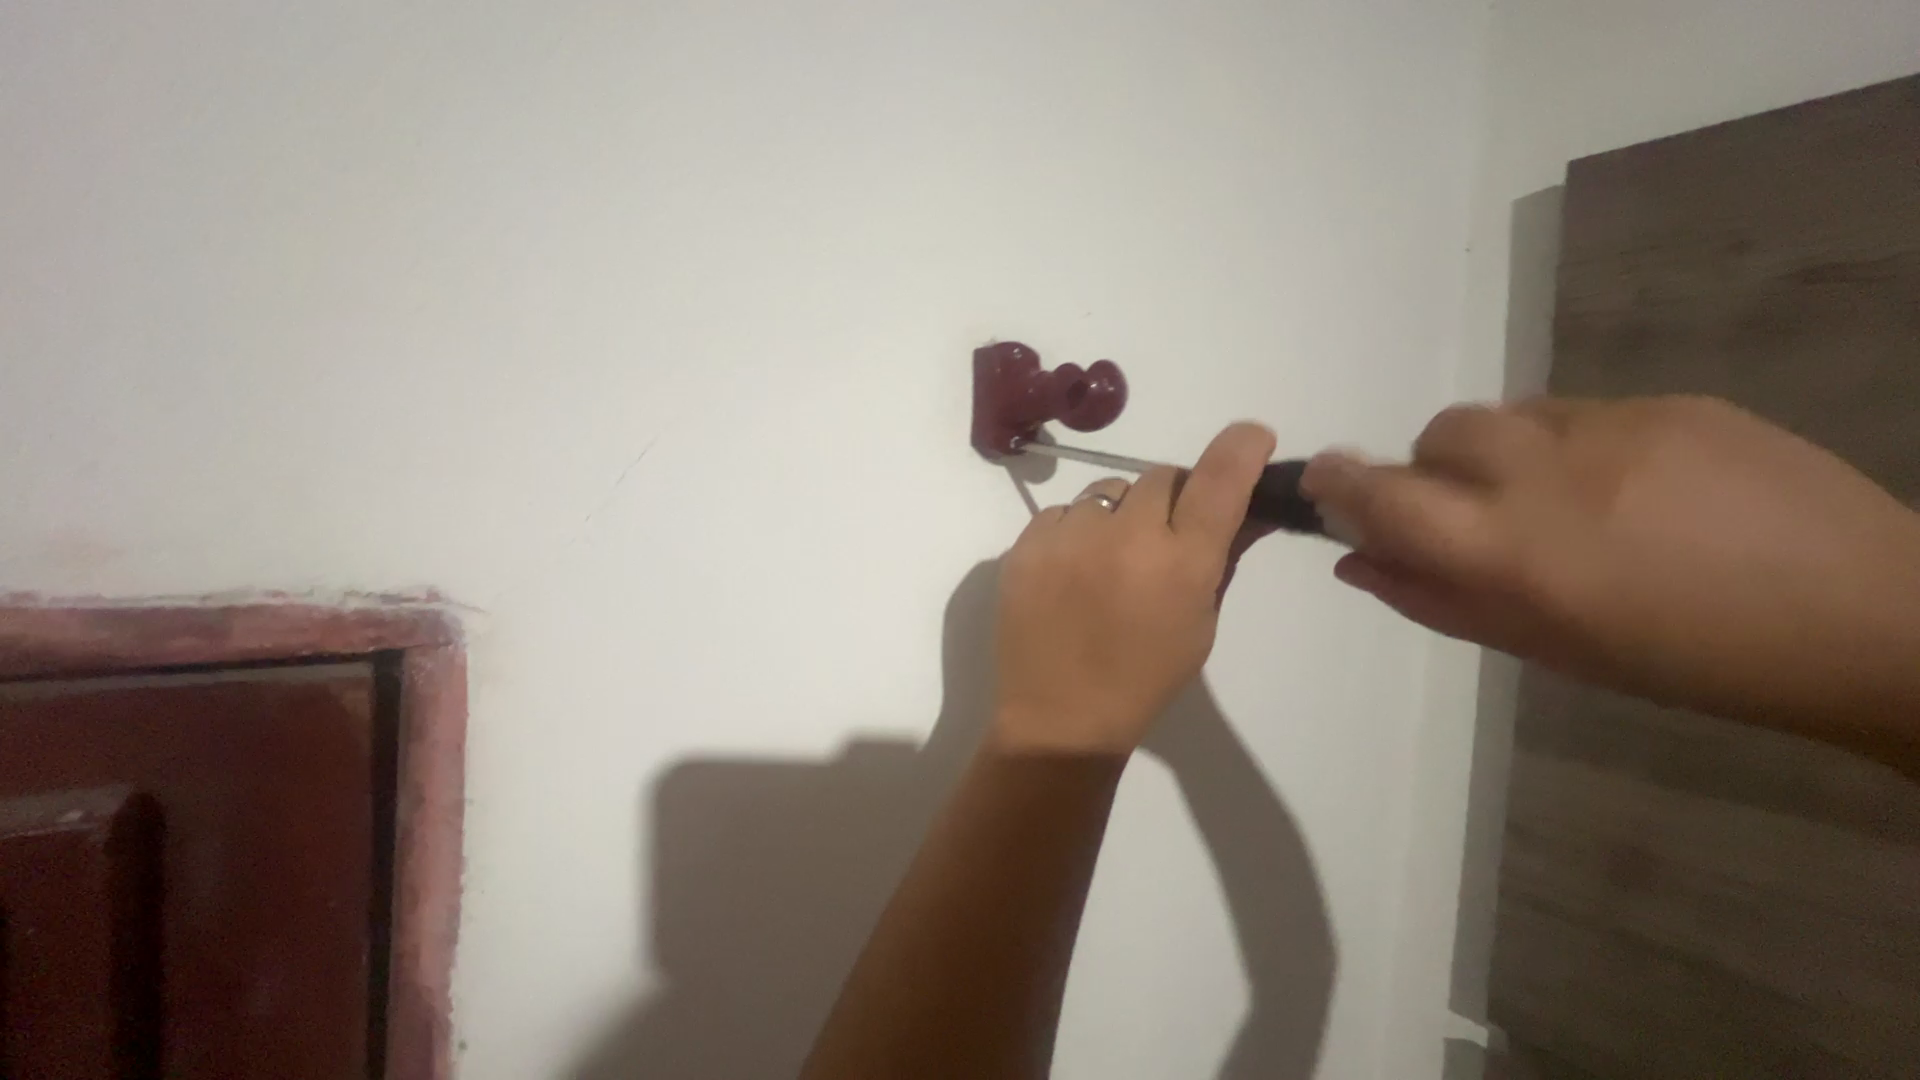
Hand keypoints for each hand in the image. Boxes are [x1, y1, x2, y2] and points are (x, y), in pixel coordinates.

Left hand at [992, 423, 1277, 752]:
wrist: (1061, 718)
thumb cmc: (1143, 680)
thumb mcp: (1200, 625)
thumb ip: (1221, 559)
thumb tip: (1245, 511)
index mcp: (1181, 563)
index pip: (1220, 479)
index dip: (1241, 448)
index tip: (1251, 439)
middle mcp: (1126, 537)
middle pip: (1160, 476)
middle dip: (1171, 497)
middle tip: (1163, 535)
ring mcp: (1068, 538)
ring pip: (1105, 492)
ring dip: (1118, 515)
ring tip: (1108, 561)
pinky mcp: (1024, 547)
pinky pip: (1061, 515)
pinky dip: (1073, 533)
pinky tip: (1071, 573)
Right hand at [1301, 395, 1919, 729]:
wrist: (1866, 618)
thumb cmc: (1677, 658)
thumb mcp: (1537, 647)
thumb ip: (1431, 598)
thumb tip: (1354, 560)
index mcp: (1506, 550)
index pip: (1382, 494)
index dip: (1337, 480)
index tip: (1320, 478)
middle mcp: (1543, 475)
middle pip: (1438, 435)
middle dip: (1426, 465)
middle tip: (1466, 507)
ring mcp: (1612, 428)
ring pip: (1505, 416)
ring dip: (1495, 451)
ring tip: (1551, 496)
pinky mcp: (1671, 403)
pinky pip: (1578, 411)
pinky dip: (1567, 444)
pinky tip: (1625, 486)